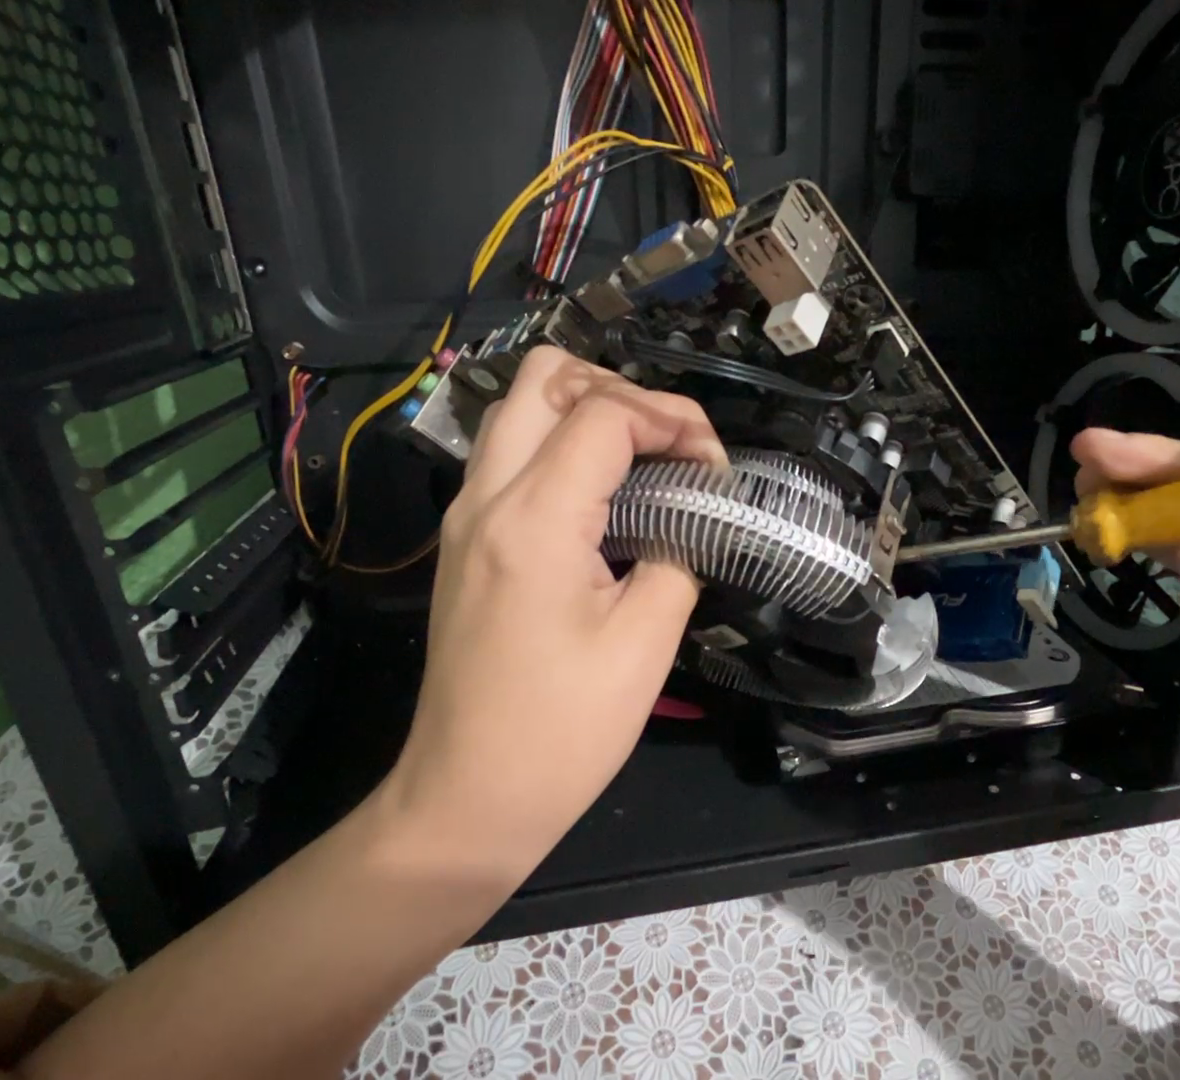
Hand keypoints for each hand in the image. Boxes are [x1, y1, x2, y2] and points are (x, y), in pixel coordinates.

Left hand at [378, 347, 724, 875]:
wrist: (469, 796)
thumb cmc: (562, 732)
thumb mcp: (645, 645)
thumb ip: (676, 556)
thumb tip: (688, 518)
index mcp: (533, 520)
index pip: (603, 413)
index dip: (672, 421)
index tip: (714, 467)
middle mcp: (485, 499)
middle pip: (543, 379)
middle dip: (620, 389)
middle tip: (671, 442)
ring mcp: (465, 518)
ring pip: (518, 410)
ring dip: (585, 411)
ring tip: (645, 456)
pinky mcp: (465, 543)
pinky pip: (509, 457)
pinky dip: (561, 447)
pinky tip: (607, 494)